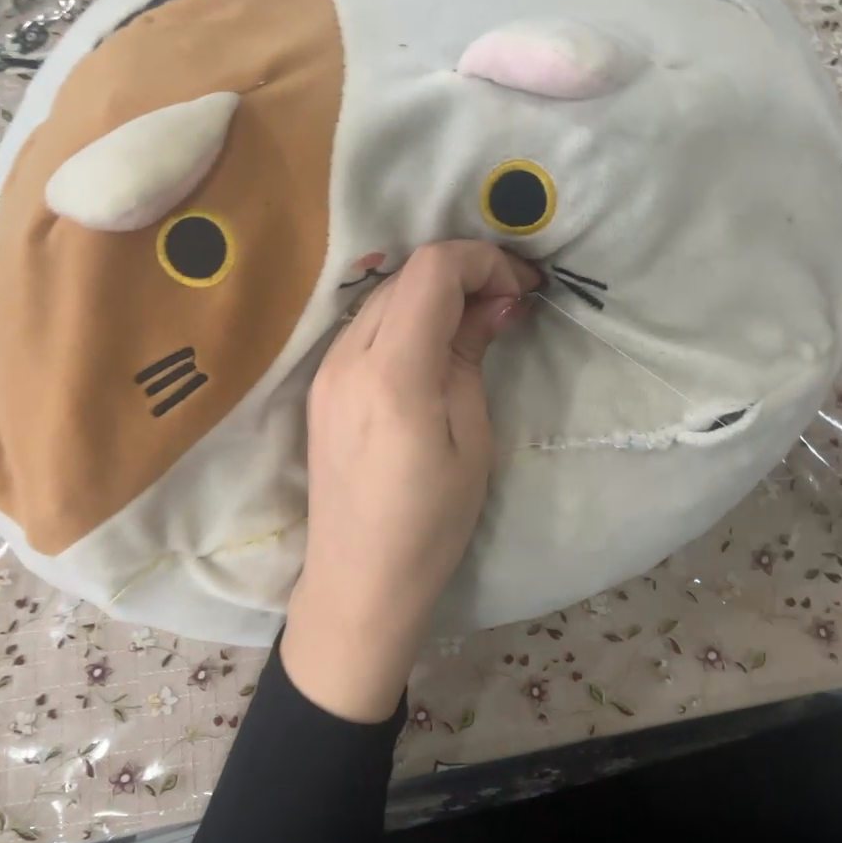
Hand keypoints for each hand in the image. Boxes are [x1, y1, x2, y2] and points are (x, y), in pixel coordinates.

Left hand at [280, 242, 540, 720]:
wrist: (359, 580)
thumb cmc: (430, 524)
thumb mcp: (471, 439)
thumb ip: (472, 356)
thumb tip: (497, 300)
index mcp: (393, 373)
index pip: (432, 270)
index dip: (484, 262)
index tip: (521, 290)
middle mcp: (347, 357)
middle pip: (407, 275)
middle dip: (464, 274)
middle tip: (508, 306)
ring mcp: (325, 370)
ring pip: (384, 296)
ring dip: (434, 295)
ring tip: (476, 328)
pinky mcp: (320, 386)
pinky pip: (366, 326)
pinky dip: (406, 318)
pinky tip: (434, 349)